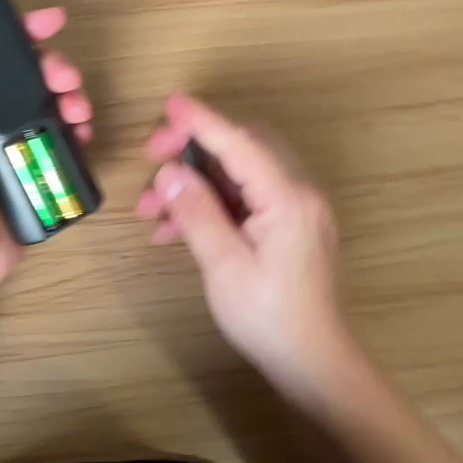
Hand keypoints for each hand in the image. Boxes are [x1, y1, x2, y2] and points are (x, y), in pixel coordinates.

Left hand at [0, 7, 93, 300]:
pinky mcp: (34, 174)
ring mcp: (12, 149)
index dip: (16, 35)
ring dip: (72, 98)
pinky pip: (61, 145)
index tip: (48, 20)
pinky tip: (84, 134)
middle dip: (54, 69)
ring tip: (80, 111)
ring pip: (49, 108)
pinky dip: (76, 133)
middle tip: (67, 78)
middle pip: (26, 80)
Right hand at [135, 93, 353, 395]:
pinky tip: (175, 230)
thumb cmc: (266, 315)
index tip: (171, 103)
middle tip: (152, 159)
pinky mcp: (287, 229)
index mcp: (287, 199)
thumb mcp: (223, 264)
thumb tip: (168, 173)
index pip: (240, 145)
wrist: (310, 359)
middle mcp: (297, 195)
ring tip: (152, 210)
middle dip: (195, 148)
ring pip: (240, 175)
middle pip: (244, 149)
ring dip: (195, 182)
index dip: (203, 122)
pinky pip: (244, 200)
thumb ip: (197, 213)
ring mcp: (295, 212)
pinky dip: (209, 204)